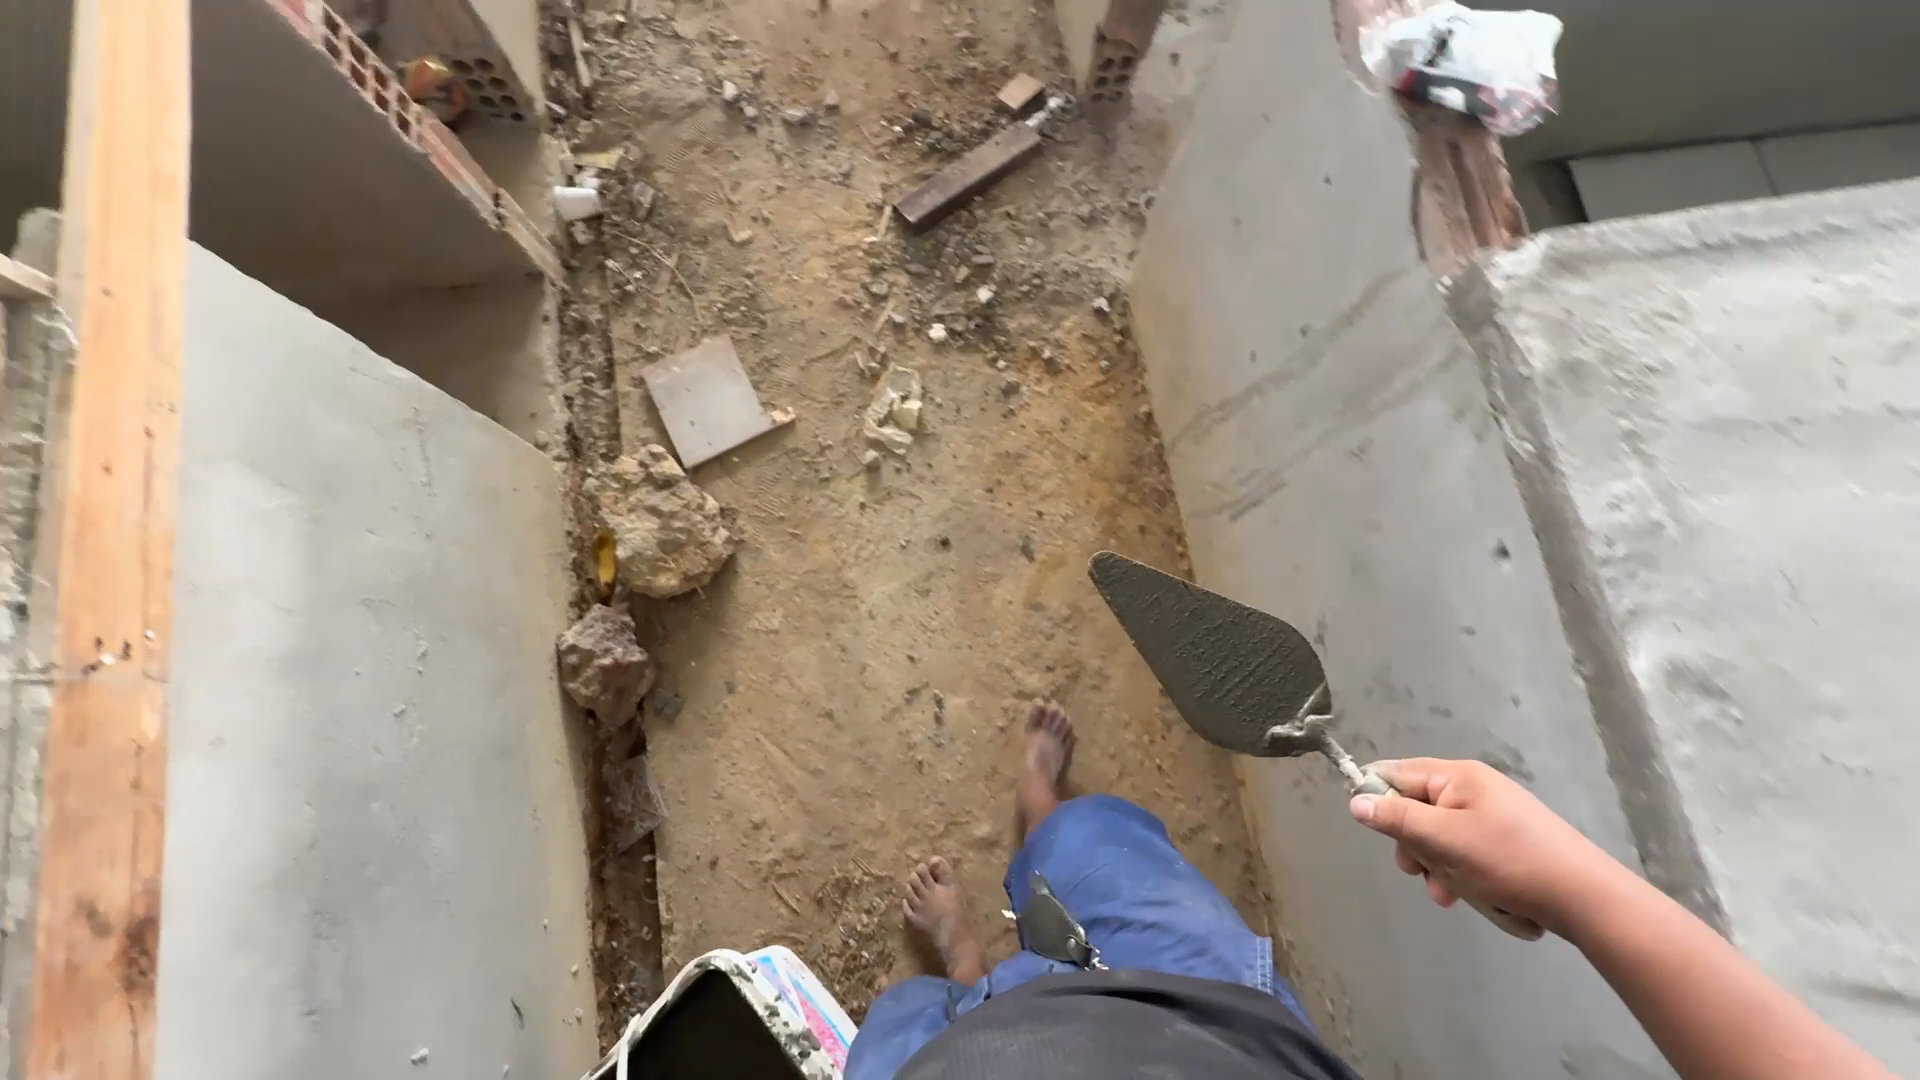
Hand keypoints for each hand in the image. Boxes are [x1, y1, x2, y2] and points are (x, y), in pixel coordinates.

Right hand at [1348, 758, 1627, 936]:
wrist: (1589, 899)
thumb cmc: (1509, 861)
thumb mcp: (1444, 840)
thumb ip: (1396, 818)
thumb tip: (1355, 801)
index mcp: (1456, 775)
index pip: (1395, 772)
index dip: (1375, 796)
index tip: (1370, 827)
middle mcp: (1472, 787)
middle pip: (1415, 806)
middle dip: (1410, 842)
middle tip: (1413, 870)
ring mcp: (1491, 813)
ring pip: (1438, 832)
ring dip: (1433, 863)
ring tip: (1445, 893)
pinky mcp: (1506, 839)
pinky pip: (1464, 848)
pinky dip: (1457, 869)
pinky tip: (1465, 894)